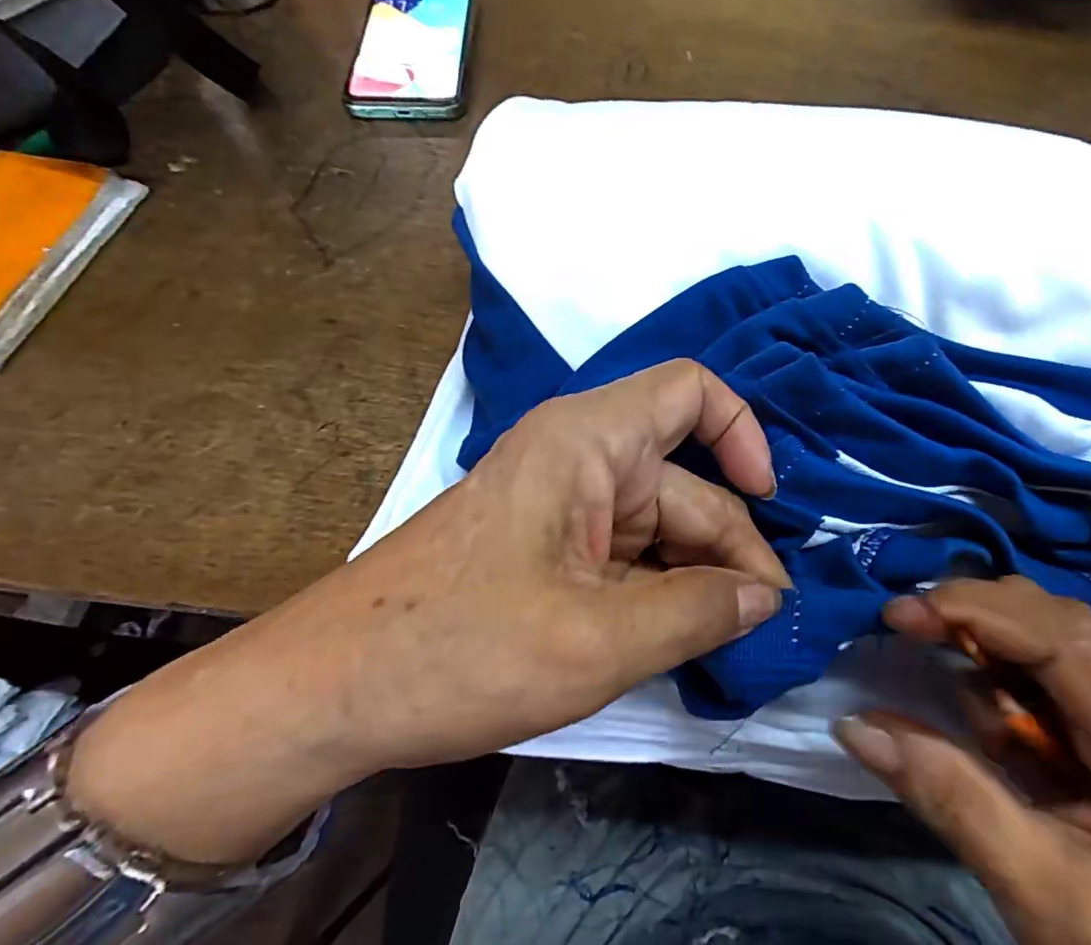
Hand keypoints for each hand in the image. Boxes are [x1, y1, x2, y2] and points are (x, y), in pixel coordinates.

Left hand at [66, 359, 789, 862]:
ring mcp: (571, 509)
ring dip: (703, 578)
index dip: (743, 433)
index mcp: (588, 442)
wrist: (321, 700)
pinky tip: (691, 638)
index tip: (768, 499)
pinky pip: (637, 558)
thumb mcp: (596, 641)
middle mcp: (585, 460)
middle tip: (767, 617)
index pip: (691, 391)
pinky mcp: (559, 552)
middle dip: (733, 546)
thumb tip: (768, 599)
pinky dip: (668, 593)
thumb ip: (699, 613)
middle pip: (690, 481)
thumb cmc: (457, 651)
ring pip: (667, 528)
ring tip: (735, 637)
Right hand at [834, 577, 1090, 944]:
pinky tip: (998, 712)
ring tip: (949, 676)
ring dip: (1004, 653)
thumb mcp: (1040, 894)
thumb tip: (855, 725)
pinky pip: (1090, 673)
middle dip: (986, 624)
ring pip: (1081, 643)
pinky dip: (1031, 683)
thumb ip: (950, 797)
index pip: (1079, 648)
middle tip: (910, 633)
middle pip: (1080, 634)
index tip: (903, 610)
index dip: (984, 613)